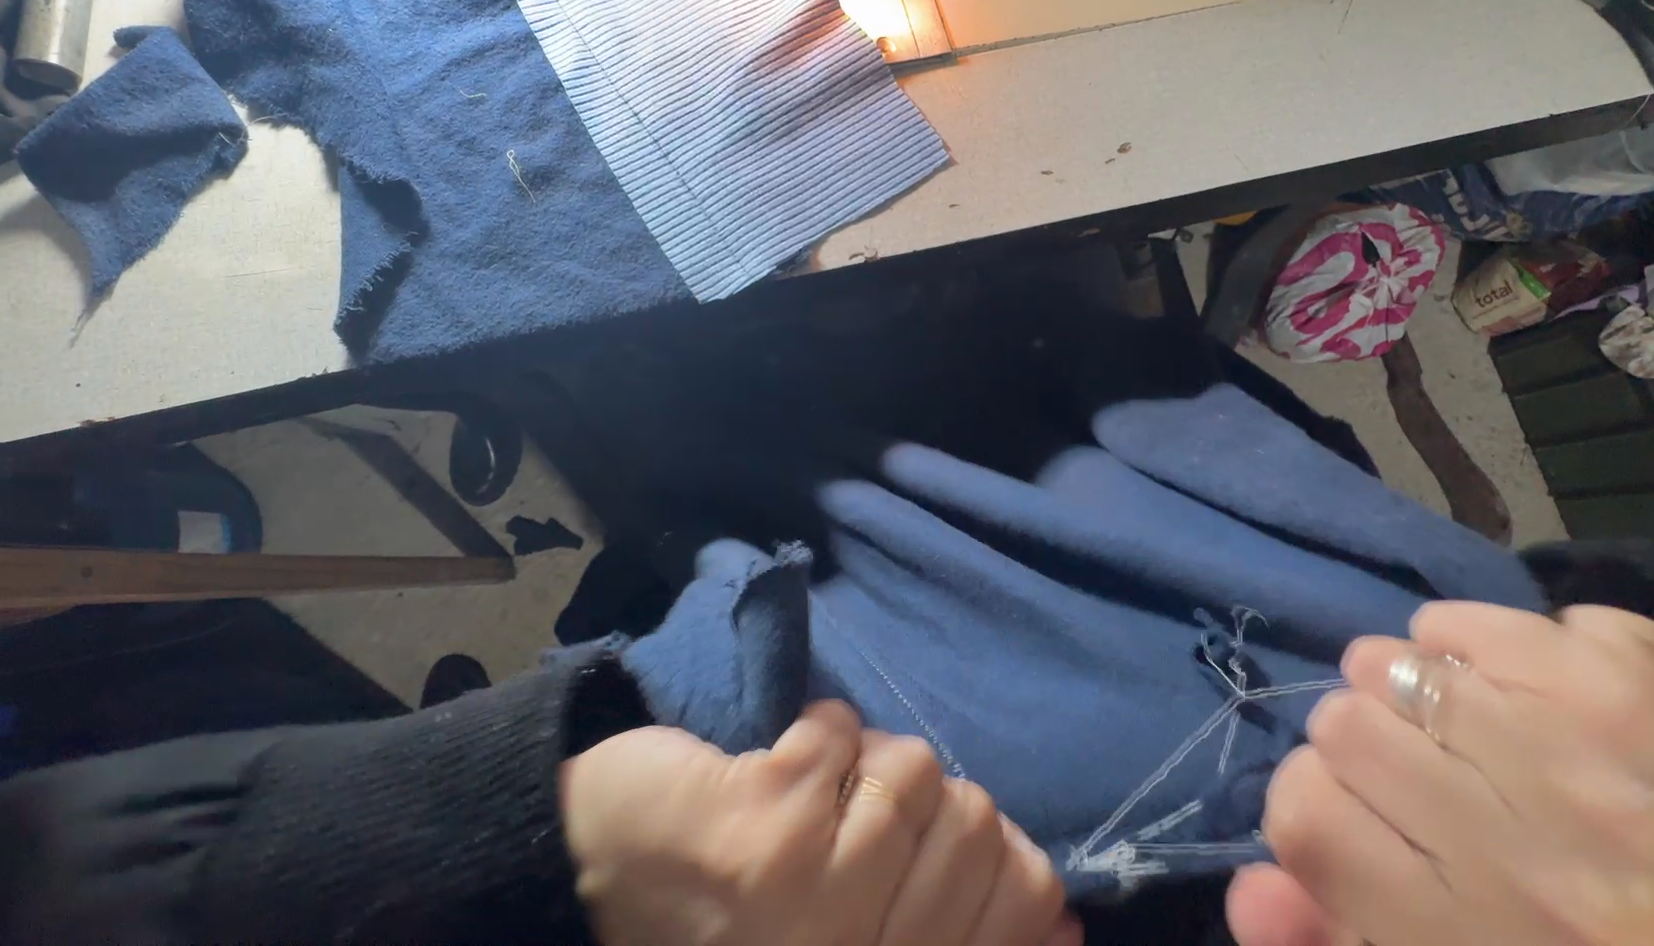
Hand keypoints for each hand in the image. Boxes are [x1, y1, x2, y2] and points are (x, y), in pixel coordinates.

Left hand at [561, 700, 1079, 945]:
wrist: (594, 872)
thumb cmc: (737, 913)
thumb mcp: (855, 933)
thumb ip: (952, 921)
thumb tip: (1059, 909)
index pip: (1017, 895)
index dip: (1012, 858)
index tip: (970, 844)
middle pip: (973, 817)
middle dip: (920, 796)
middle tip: (858, 815)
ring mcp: (809, 890)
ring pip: (910, 767)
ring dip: (864, 759)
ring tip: (814, 789)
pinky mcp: (762, 818)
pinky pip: (839, 732)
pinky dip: (816, 727)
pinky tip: (774, 764)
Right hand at [1230, 602, 1653, 945]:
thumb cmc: (1543, 920)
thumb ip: (1313, 940)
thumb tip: (1247, 889)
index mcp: (1474, 942)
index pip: (1305, 816)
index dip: (1315, 795)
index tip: (1358, 807)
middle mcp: (1539, 879)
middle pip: (1343, 728)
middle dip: (1367, 730)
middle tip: (1419, 756)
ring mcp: (1592, 779)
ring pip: (1392, 667)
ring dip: (1408, 679)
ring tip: (1454, 711)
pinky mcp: (1629, 692)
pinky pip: (1462, 623)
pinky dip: (1461, 633)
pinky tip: (1500, 674)